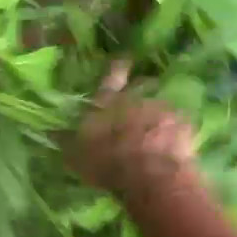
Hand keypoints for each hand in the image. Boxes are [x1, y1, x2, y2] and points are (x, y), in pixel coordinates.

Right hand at [70, 62, 198, 196]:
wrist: (151, 176)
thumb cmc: (108, 163)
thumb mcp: (76, 156)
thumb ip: (67, 140)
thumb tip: (51, 131)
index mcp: (107, 103)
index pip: (112, 75)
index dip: (118, 67)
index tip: (124, 60)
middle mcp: (136, 99)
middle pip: (143, 84)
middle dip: (143, 88)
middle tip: (142, 96)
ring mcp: (163, 110)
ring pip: (161, 104)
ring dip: (159, 113)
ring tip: (158, 127)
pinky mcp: (184, 125)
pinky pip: (179, 124)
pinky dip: (176, 131)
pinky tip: (173, 142)